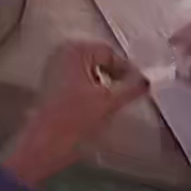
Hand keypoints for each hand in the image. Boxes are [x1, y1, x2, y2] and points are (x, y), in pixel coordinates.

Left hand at [0, 41, 148, 186]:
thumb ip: (131, 87)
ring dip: (104, 81)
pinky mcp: (52, 80)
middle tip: (130, 92)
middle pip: (98, 57)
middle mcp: (62, 51)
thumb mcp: (108, 102)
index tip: (141, 85)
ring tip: (115, 100)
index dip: (126, 69)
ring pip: (89, 68)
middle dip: (115, 74)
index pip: (108, 52)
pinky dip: (91, 86)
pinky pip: (79, 77)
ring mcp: (55, 65)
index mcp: (75, 49)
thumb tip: (146, 79)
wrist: (45, 141)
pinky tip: (98, 104)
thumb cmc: (75, 118)